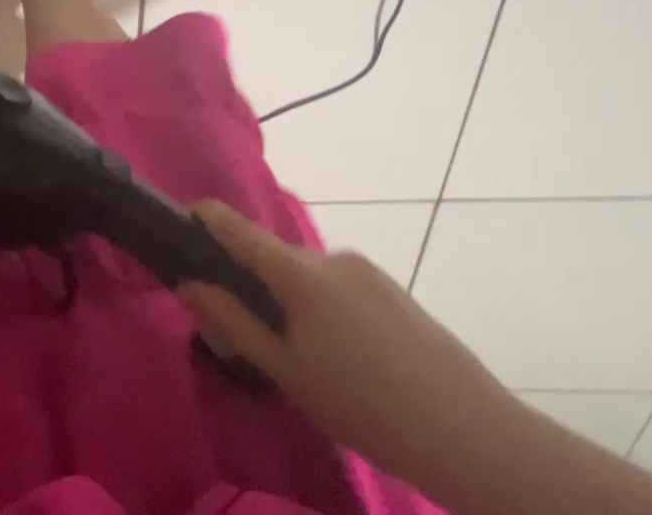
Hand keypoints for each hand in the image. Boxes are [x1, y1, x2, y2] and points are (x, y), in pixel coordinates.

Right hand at [177, 201, 525, 483]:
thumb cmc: (363, 405)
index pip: (234, 225)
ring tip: (299, 350)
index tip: (178, 227)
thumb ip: (232, 320)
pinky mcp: (393, 289)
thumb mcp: (285, 370)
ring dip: (289, 296)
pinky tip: (341, 352)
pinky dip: (322, 304)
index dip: (202, 217)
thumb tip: (188, 283)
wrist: (473, 435)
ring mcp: (367, 270)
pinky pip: (338, 284)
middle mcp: (330, 256)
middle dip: (249, 278)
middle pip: (271, 254)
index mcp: (298, 272)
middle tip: (242, 327)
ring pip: (306, 272)